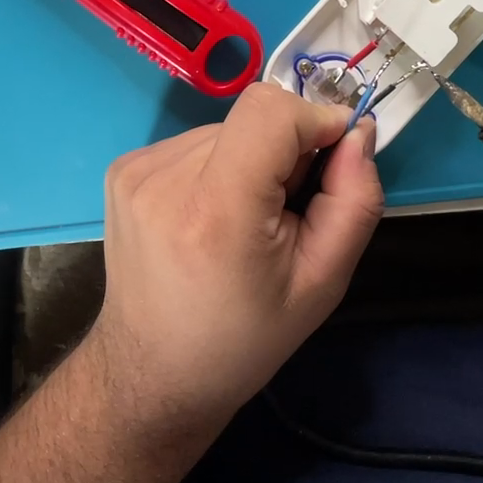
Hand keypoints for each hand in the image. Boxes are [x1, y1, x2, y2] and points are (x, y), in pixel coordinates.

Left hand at [84, 83, 384, 431]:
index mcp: (215, 209)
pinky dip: (217, 166)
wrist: (152, 372)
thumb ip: (354, 199)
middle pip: (253, 119)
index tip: (333, 157)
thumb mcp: (323, 282)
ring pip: (226, 128)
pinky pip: (194, 142)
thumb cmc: (245, 337)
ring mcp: (137, 169)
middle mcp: (165, 176)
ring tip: (241, 221)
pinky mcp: (124, 168)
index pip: (272, 110)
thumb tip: (358, 131)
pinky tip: (208, 216)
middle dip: (285, 152)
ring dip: (250, 159)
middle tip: (282, 212)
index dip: (315, 121)